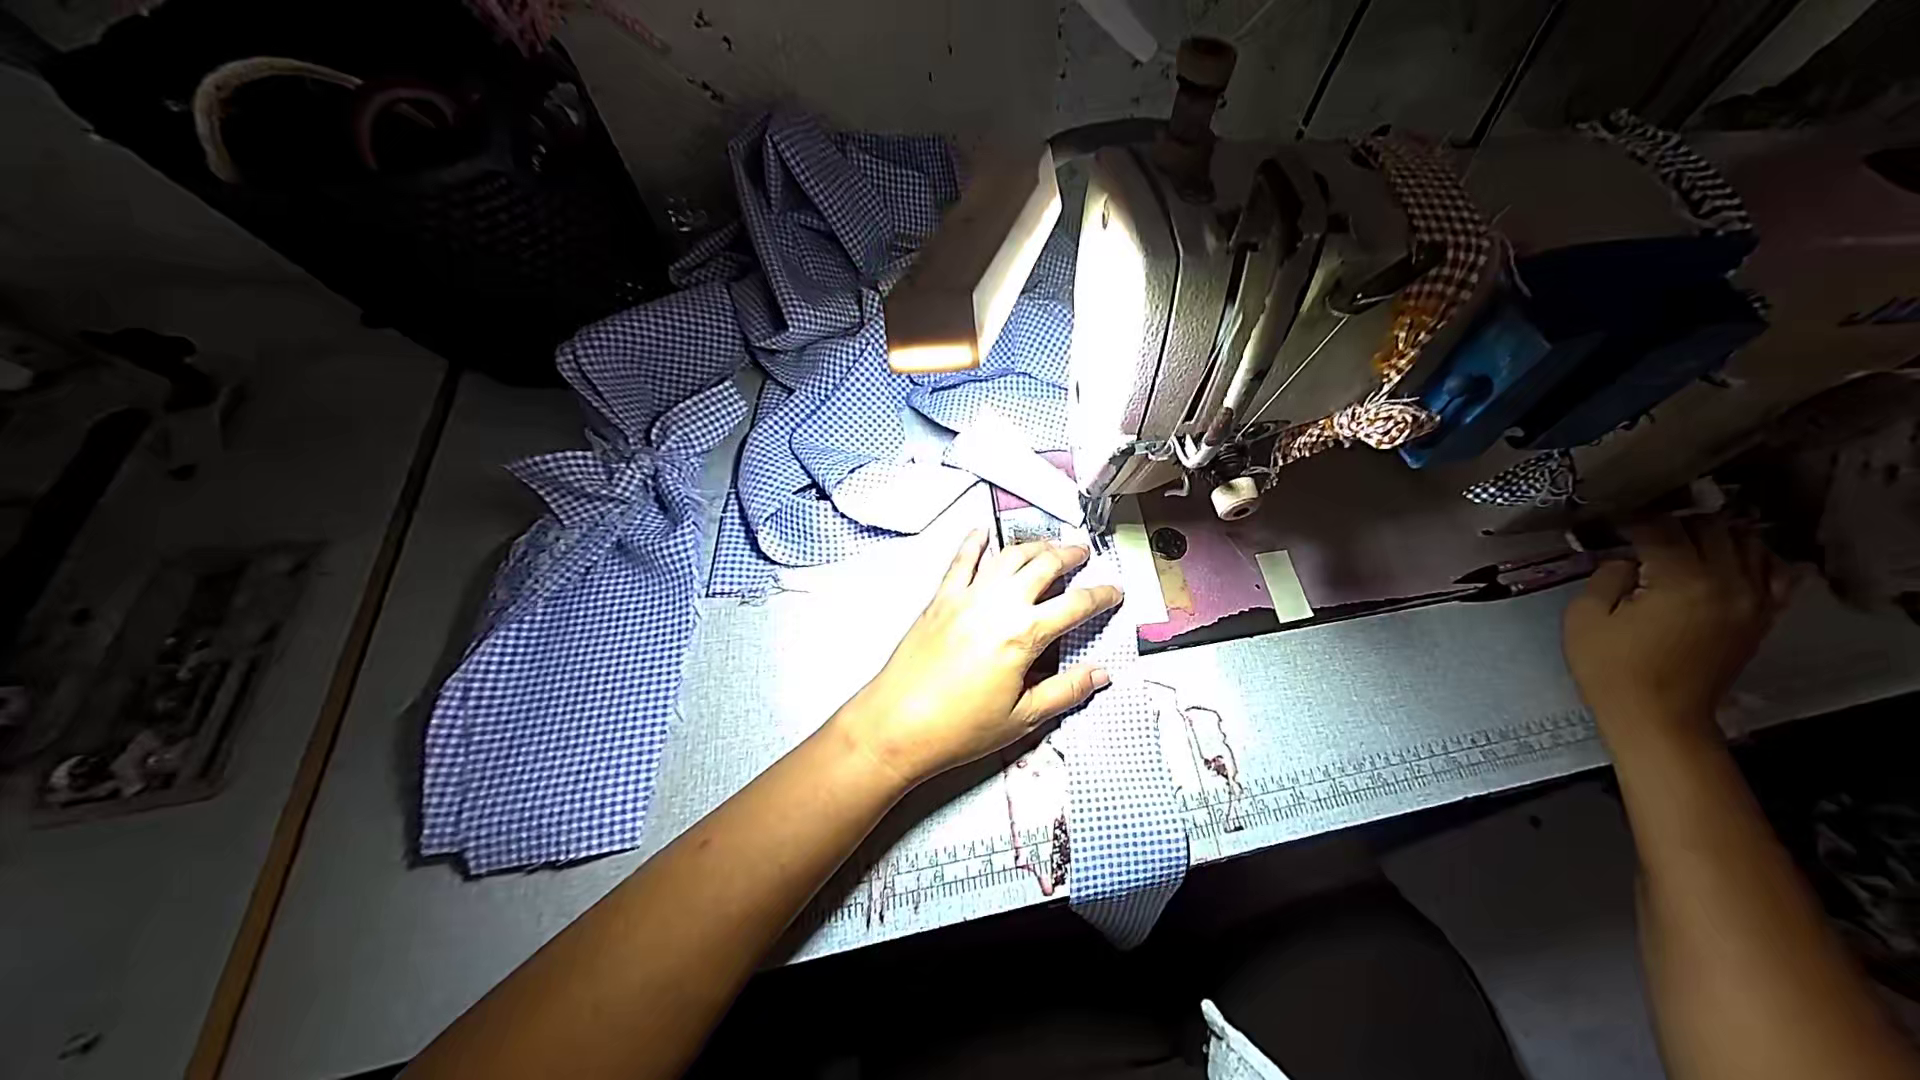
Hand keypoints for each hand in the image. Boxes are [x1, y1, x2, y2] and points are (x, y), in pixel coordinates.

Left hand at [832, 531, 1122, 787]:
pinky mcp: (940, 599)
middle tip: (1082, 554)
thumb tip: (1097, 676)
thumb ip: (1065, 691)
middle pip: (1044, 566)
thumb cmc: (954, 727)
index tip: (1112, 592)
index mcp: (1023, 635)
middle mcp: (996, 606)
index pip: (1075, 605)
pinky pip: (960, 561)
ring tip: (1047, 545)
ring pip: (1007, 556)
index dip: (1101, 596)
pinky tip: (981, 532)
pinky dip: (974, 542)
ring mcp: (966, 598)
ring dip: (1033, 545)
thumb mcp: (1022, 718)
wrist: (896, 724)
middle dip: (1069, 555)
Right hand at [1563, 518, 1792, 754]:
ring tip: (1682, 540)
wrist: (1658, 714)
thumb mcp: (1585, 617)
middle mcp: (1728, 583)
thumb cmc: (1611, 666)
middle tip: (1641, 531)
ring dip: (1714, 534)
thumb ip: (1606, 577)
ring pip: (1748, 543)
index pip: (1661, 529)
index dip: (1632, 520)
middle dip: (1674, 522)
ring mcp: (1754, 601)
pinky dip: (1755, 558)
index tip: (1609, 523)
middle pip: (1711, 528)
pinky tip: (1728, 560)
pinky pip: (1777, 573)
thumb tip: (1625, 560)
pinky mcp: (1761, 617)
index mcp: (1681, 580)